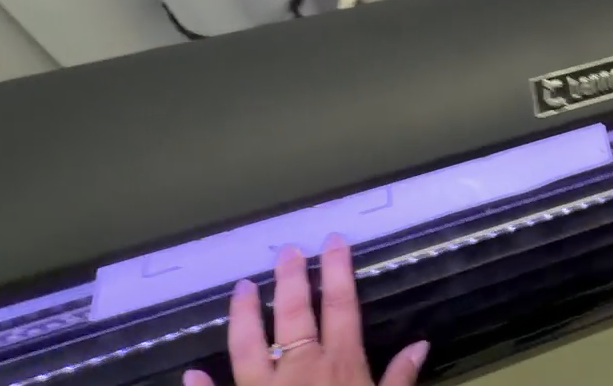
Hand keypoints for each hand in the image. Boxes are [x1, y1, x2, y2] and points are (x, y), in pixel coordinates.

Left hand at [183, 234, 428, 385]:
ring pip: (249, 346)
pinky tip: (191, 373)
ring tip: (242, 286)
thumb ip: (399, 381)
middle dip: (292, 279)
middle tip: (286, 249)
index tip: (334, 240)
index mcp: (340, 365)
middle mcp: (300, 371)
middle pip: (295, 314)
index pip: (341, 305)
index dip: (338, 270)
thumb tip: (421, 343)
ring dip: (246, 315)